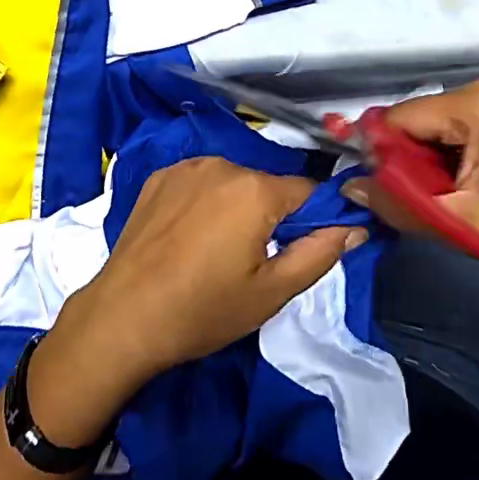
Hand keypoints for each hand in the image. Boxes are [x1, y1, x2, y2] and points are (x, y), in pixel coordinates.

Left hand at [27, 159, 365, 445]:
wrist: (124, 315)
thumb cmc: (203, 309)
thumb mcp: (272, 292)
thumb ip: (320, 253)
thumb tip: (354, 226)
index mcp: (255, 189)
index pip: (308, 192)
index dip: (316, 219)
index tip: (307, 247)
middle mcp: (222, 164)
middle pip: (267, 186)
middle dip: (272, 215)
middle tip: (254, 260)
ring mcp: (185, 167)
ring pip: (232, 182)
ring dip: (236, 206)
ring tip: (216, 250)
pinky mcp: (158, 176)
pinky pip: (199, 182)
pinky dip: (204, 201)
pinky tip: (188, 235)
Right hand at [347, 75, 478, 276]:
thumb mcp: (467, 221)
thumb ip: (400, 204)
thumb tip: (349, 189)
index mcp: (475, 101)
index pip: (399, 118)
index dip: (380, 155)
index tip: (380, 194)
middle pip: (420, 123)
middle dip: (411, 165)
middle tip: (423, 207)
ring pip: (441, 131)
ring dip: (435, 168)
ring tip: (456, 205)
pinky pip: (465, 133)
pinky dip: (457, 163)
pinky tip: (474, 194)